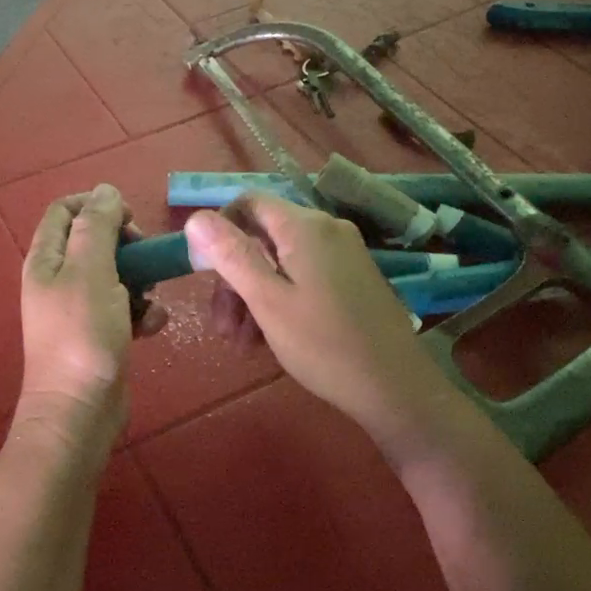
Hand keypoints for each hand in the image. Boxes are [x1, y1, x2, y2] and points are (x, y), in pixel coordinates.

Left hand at [18, 185, 167, 455]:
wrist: (79, 411)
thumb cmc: (83, 336)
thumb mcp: (91, 271)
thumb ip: (98, 226)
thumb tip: (105, 190)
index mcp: (46, 259)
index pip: (65, 210)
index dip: (98, 205)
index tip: (130, 219)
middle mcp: (58, 279)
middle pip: (95, 241)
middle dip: (127, 245)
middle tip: (146, 257)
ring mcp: (78, 309)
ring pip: (116, 275)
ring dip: (141, 281)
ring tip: (151, 298)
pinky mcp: (99, 334)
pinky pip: (124, 308)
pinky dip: (141, 313)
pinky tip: (152, 327)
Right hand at [185, 193, 460, 462]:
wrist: (395, 387)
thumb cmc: (324, 345)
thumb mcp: (268, 301)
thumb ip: (231, 256)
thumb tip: (195, 218)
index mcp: (304, 227)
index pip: (248, 203)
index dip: (219, 231)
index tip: (204, 274)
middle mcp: (326, 230)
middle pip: (262, 237)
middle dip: (234, 278)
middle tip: (222, 327)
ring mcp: (343, 255)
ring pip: (281, 262)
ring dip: (253, 296)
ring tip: (242, 343)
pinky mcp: (352, 279)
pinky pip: (303, 276)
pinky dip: (280, 300)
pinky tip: (268, 339)